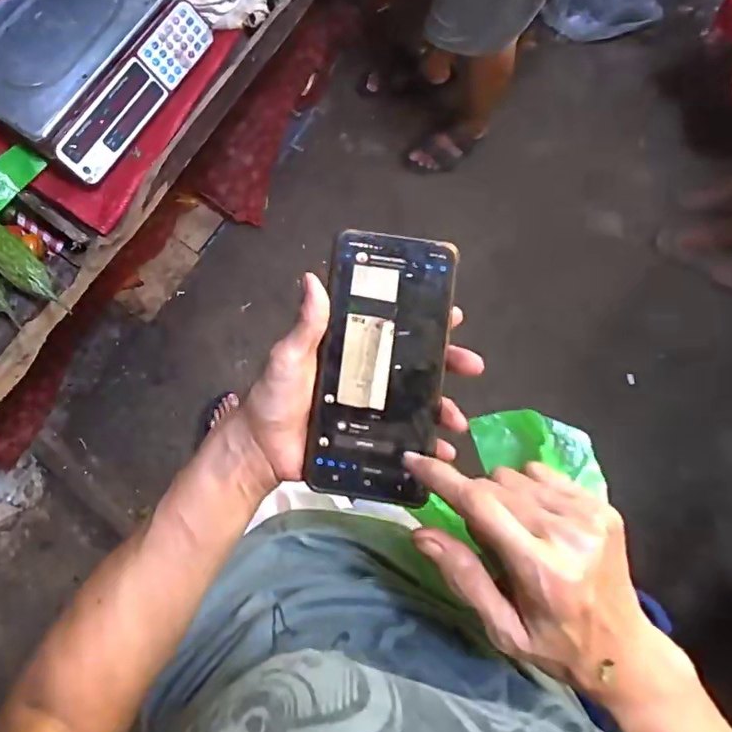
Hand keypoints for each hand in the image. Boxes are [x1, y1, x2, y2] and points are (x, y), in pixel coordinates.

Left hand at [219, 272, 485, 492]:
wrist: (260, 447)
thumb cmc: (273, 396)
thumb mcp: (289, 356)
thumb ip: (306, 325)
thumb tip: (312, 279)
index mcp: (348, 351)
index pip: (391, 330)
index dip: (423, 322)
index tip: (453, 316)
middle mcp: (364, 377)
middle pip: (415, 366)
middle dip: (448, 363)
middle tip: (471, 365)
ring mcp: (369, 410)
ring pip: (417, 404)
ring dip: (443, 407)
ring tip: (457, 419)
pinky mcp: (369, 440)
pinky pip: (405, 441)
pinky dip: (427, 446)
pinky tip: (442, 452)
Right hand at [402, 456, 693, 709]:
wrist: (628, 651)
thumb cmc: (556, 645)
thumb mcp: (503, 629)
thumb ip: (464, 577)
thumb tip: (421, 533)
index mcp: (542, 568)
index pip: (480, 505)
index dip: (442, 478)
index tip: (413, 459)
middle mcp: (568, 533)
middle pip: (493, 485)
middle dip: (473, 499)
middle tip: (485, 538)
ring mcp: (590, 515)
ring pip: (513, 475)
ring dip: (499, 494)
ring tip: (514, 530)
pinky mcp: (602, 506)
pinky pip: (539, 472)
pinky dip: (525, 487)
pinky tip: (537, 518)